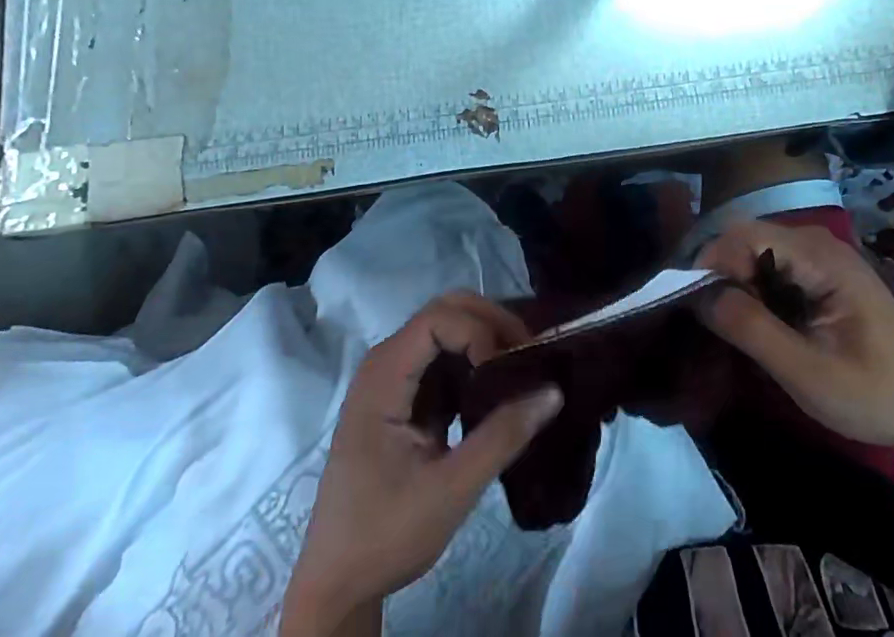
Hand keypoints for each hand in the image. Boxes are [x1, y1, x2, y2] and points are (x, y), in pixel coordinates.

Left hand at [279, 294, 563, 636]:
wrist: (339, 580)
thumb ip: (503, 436)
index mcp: (383, 379)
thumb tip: (554, 390)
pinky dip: (477, 362)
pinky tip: (502, 387)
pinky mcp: (404, 399)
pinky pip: (444, 360)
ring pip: (446, 331)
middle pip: (443, 312)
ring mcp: (393, 380)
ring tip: (523, 368)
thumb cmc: (386, 533)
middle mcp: (384, 365)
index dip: (479, 332)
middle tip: (529, 354)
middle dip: (491, 323)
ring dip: (487, 339)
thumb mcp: (451, 489)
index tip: (509, 370)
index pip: (437, 319)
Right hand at [695, 221, 893, 456]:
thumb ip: (752, 330)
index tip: (694, 305)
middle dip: (719, 273)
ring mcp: (823, 260)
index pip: (746, 234)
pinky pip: (772, 268)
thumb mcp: (808, 373)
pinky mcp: (821, 277)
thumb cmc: (876, 396)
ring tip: (725, 325)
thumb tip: (699, 295)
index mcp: (824, 260)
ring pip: (756, 252)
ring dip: (734, 283)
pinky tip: (753, 324)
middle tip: (707, 320)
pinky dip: (752, 290)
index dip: (713, 262)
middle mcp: (821, 246)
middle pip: (748, 238)